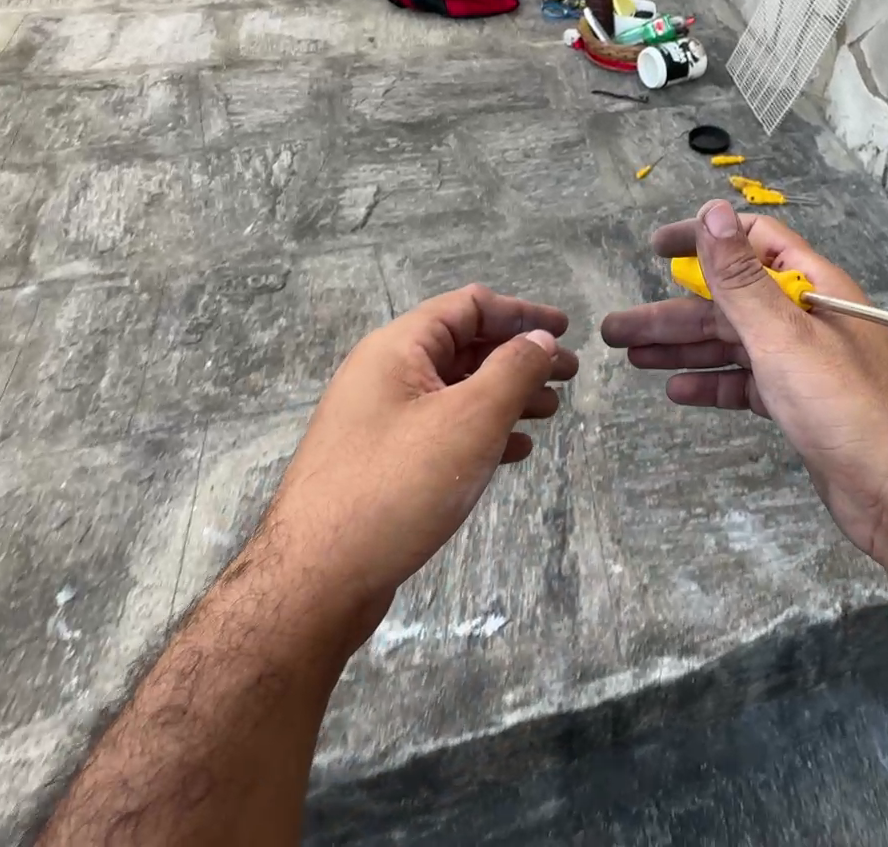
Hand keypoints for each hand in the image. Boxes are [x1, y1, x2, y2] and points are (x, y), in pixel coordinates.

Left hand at [257, 285, 578, 650]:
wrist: (318, 579)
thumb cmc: (399, 485)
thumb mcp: (470, 419)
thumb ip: (514, 370)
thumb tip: (541, 338)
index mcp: (399, 350)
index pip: (469, 307)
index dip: (522, 312)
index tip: (565, 330)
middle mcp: (386, 377)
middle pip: (465, 347)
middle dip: (521, 357)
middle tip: (569, 375)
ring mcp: (383, 422)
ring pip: (457, 391)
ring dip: (508, 395)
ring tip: (550, 411)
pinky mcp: (385, 463)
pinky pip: (444, 430)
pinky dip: (484, 431)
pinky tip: (515, 451)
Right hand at [600, 200, 887, 563]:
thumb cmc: (845, 405)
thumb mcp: (783, 334)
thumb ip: (741, 277)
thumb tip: (711, 211)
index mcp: (811, 286)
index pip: (753, 242)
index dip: (703, 239)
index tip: (654, 249)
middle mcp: (806, 318)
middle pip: (729, 303)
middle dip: (672, 313)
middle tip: (615, 329)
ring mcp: (803, 364)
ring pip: (733, 346)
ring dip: (683, 349)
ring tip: (630, 357)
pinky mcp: (798, 405)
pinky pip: (746, 384)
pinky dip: (713, 384)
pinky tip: (676, 390)